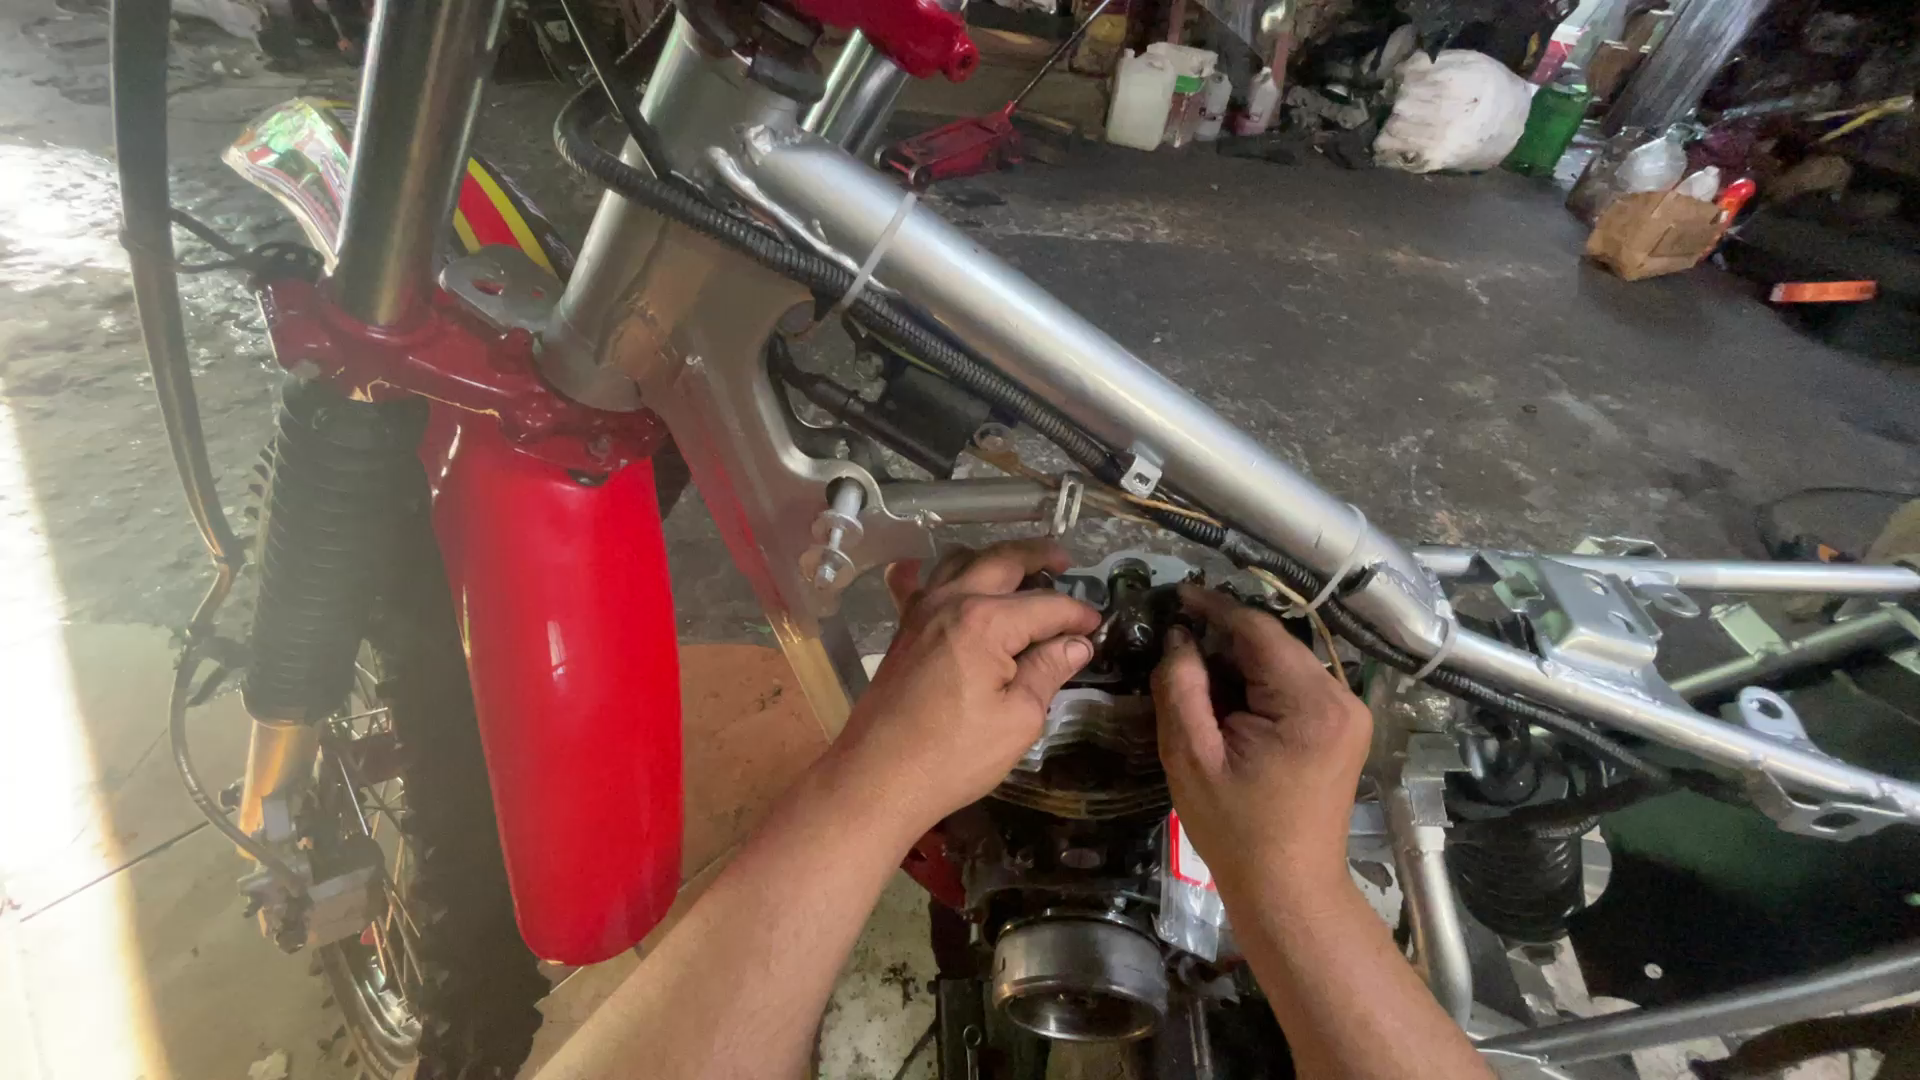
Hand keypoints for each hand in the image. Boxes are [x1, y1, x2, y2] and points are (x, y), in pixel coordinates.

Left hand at [833, 539, 1101, 834]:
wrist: (878, 777)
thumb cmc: (953, 755)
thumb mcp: (1019, 719)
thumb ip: (1048, 671)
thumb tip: (1077, 644)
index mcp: (986, 620)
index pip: (1046, 605)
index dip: (1077, 614)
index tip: (1097, 625)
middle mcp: (952, 600)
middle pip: (1002, 561)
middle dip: (1038, 556)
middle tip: (1064, 561)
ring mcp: (922, 610)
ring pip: (961, 561)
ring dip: (994, 559)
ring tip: (1020, 570)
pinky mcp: (904, 628)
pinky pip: (923, 583)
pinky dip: (944, 574)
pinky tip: (953, 580)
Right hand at [1152, 585, 1371, 899]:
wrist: (1288, 889)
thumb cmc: (1235, 828)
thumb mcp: (1190, 754)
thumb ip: (1180, 686)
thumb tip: (1181, 636)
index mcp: (1311, 704)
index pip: (1259, 630)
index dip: (1214, 607)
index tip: (1176, 595)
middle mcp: (1341, 698)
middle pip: (1272, 643)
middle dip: (1222, 640)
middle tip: (1175, 646)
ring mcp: (1347, 712)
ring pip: (1280, 660)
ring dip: (1237, 662)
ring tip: (1194, 678)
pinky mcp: (1341, 725)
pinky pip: (1290, 683)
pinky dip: (1255, 682)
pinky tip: (1225, 702)